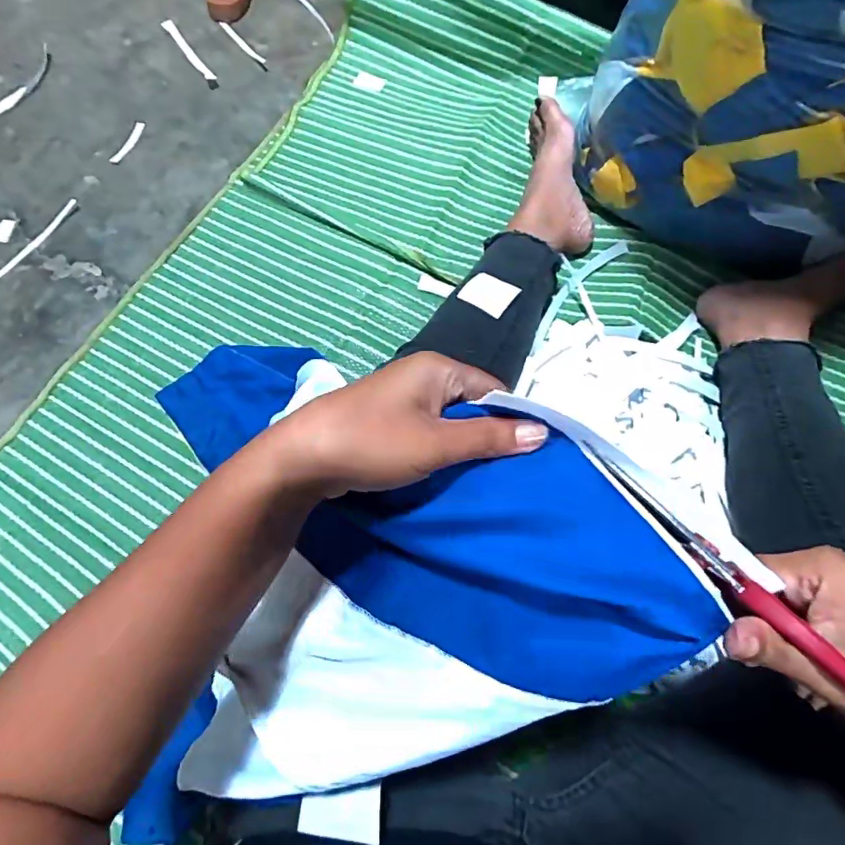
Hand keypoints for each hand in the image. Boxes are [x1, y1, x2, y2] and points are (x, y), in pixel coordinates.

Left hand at [251, 352, 548, 497]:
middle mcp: (421, 374)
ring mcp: (401, 397)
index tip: (530, 454)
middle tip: (506, 472)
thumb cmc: (374, 442)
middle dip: (487, 435)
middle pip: (471, 403)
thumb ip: (489, 437)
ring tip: (478, 476)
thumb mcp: (437, 443)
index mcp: (437, 368)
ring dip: (461, 446)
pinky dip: (437, 449)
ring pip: (448, 420)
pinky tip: (444, 472)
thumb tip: (541, 430)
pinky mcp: (387, 419)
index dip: (513, 419)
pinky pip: (426, 430)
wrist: (304, 456)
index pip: (493, 388)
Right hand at [724, 547, 844, 753]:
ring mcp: (835, 589)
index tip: (728, 636)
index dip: (735, 604)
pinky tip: (818, 677)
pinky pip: (798, 622)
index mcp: (820, 565)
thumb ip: (772, 648)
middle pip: (763, 592)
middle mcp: (823, 567)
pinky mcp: (841, 612)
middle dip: (765, 632)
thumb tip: (724, 635)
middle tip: (781, 667)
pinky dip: (800, 650)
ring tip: (807, 680)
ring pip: (779, 612)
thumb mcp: (828, 671)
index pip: (749, 571)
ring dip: (783, 647)